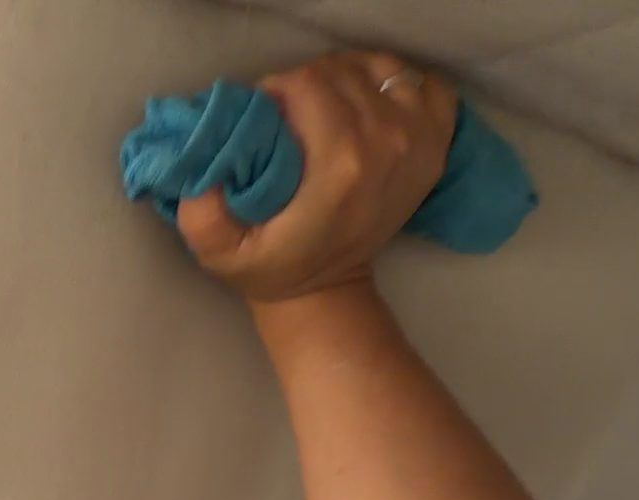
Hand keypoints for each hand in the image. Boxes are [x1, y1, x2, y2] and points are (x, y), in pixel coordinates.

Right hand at [177, 52, 455, 302]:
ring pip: (378, 68)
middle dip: (305, 83)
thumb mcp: (218, 254)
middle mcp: (388, 142)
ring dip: (343, 79)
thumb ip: (201, 213)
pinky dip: (389, 84)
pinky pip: (418, 82)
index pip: (308, 83)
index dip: (276, 88)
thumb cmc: (267, 269)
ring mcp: (419, 138)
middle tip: (284, 113)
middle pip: (342, 72)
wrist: (324, 291)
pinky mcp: (437, 141)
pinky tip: (363, 106)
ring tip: (319, 109)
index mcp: (339, 165)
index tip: (260, 113)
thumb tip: (207, 160)